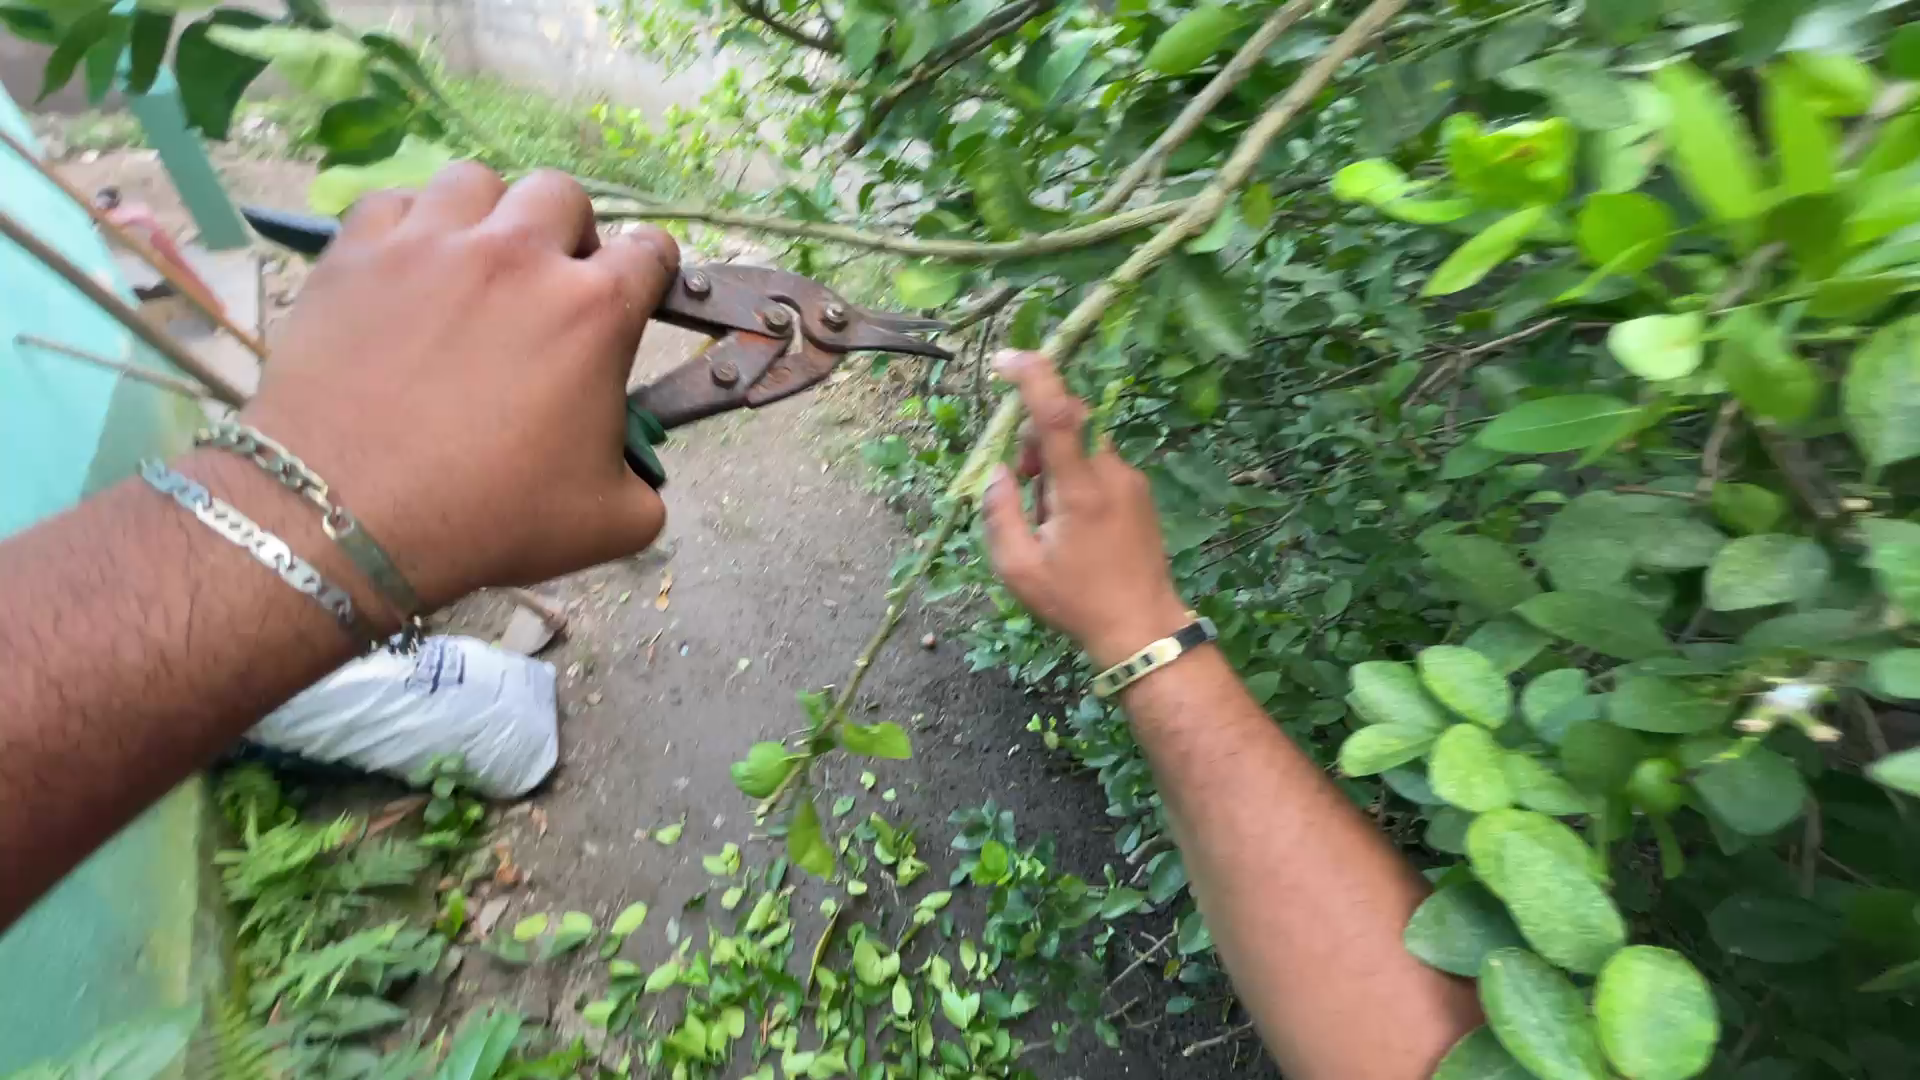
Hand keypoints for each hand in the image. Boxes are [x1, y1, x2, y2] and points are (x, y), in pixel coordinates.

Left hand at [237, 165, 676, 608]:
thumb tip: (635, 467)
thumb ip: (649, 479)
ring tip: (484, 267)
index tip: (642, 290)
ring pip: (478, 182)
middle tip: (559, 284)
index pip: (651, 252)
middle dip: (575, 233)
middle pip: (563, 195)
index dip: (656, 269)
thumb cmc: (499, 516)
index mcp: (596, 313)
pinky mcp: (356, 254)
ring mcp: (431, 246)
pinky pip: (397, 201)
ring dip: (496, 217)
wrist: (353, 517)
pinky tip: (418, 271)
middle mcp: (519, 258)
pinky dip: (419, 225)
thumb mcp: (619, 519)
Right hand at [981, 351, 1189, 668]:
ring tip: (1048, 516)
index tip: (1005, 361)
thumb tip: (998, 472)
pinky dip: (1075, 476)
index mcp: (1081, 490)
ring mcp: (1132, 481)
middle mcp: (1112, 474)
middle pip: (1068, 420)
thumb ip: (998, 512)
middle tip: (1023, 483)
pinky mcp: (1140, 491)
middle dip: (1035, 437)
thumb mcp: (1018, 568)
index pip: (1057, 413)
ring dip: (1054, 462)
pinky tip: (1073, 521)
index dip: (1032, 376)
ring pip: (1082, 443)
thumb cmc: (1076, 602)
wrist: (1143, 628)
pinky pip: (1099, 464)